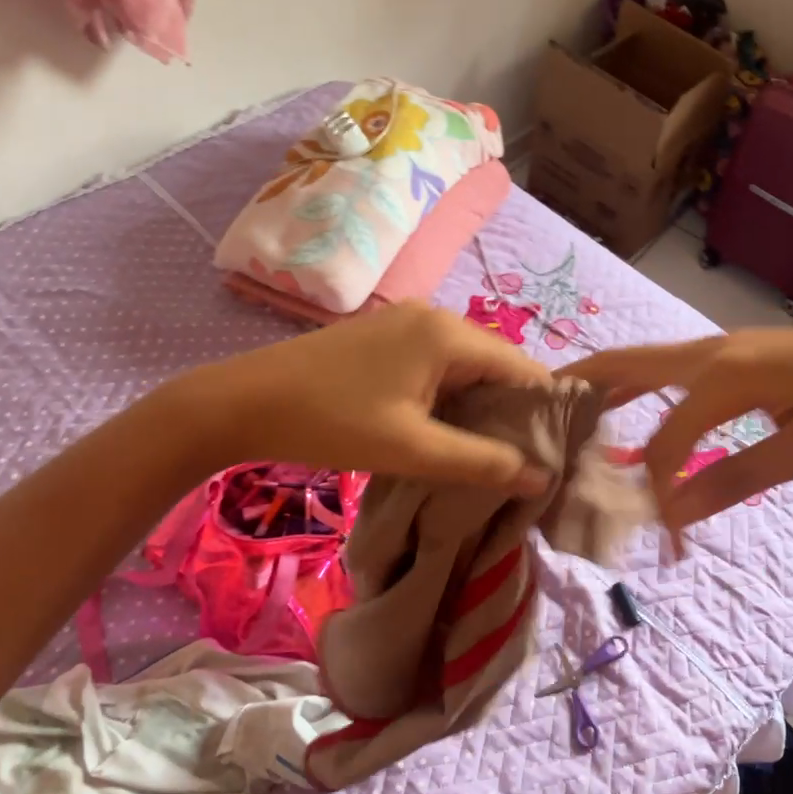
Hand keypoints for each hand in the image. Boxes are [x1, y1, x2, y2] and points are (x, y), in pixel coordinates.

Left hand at [166, 303, 552, 492]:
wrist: (242, 403)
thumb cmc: (330, 422)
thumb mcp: (410, 449)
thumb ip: (480, 462)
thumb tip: (539, 476)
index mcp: (449, 335)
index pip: (525, 370)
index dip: (543, 415)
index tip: (549, 459)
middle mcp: (436, 317)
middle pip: (498, 367)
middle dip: (511, 415)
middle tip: (517, 466)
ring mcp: (408, 324)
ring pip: (468, 369)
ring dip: (479, 410)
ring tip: (483, 457)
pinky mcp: (386, 338)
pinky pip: (439, 367)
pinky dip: (450, 399)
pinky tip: (443, 433)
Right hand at [561, 324, 792, 534]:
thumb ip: (734, 477)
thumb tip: (674, 512)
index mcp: (729, 376)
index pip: (667, 439)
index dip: (655, 490)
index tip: (661, 535)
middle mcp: (711, 352)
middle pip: (626, 365)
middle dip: (580, 389)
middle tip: (534, 415)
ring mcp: (717, 347)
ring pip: (639, 360)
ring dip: (599, 384)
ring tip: (560, 410)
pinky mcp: (728, 355)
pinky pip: (663, 367)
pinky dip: (631, 384)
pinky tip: (616, 406)